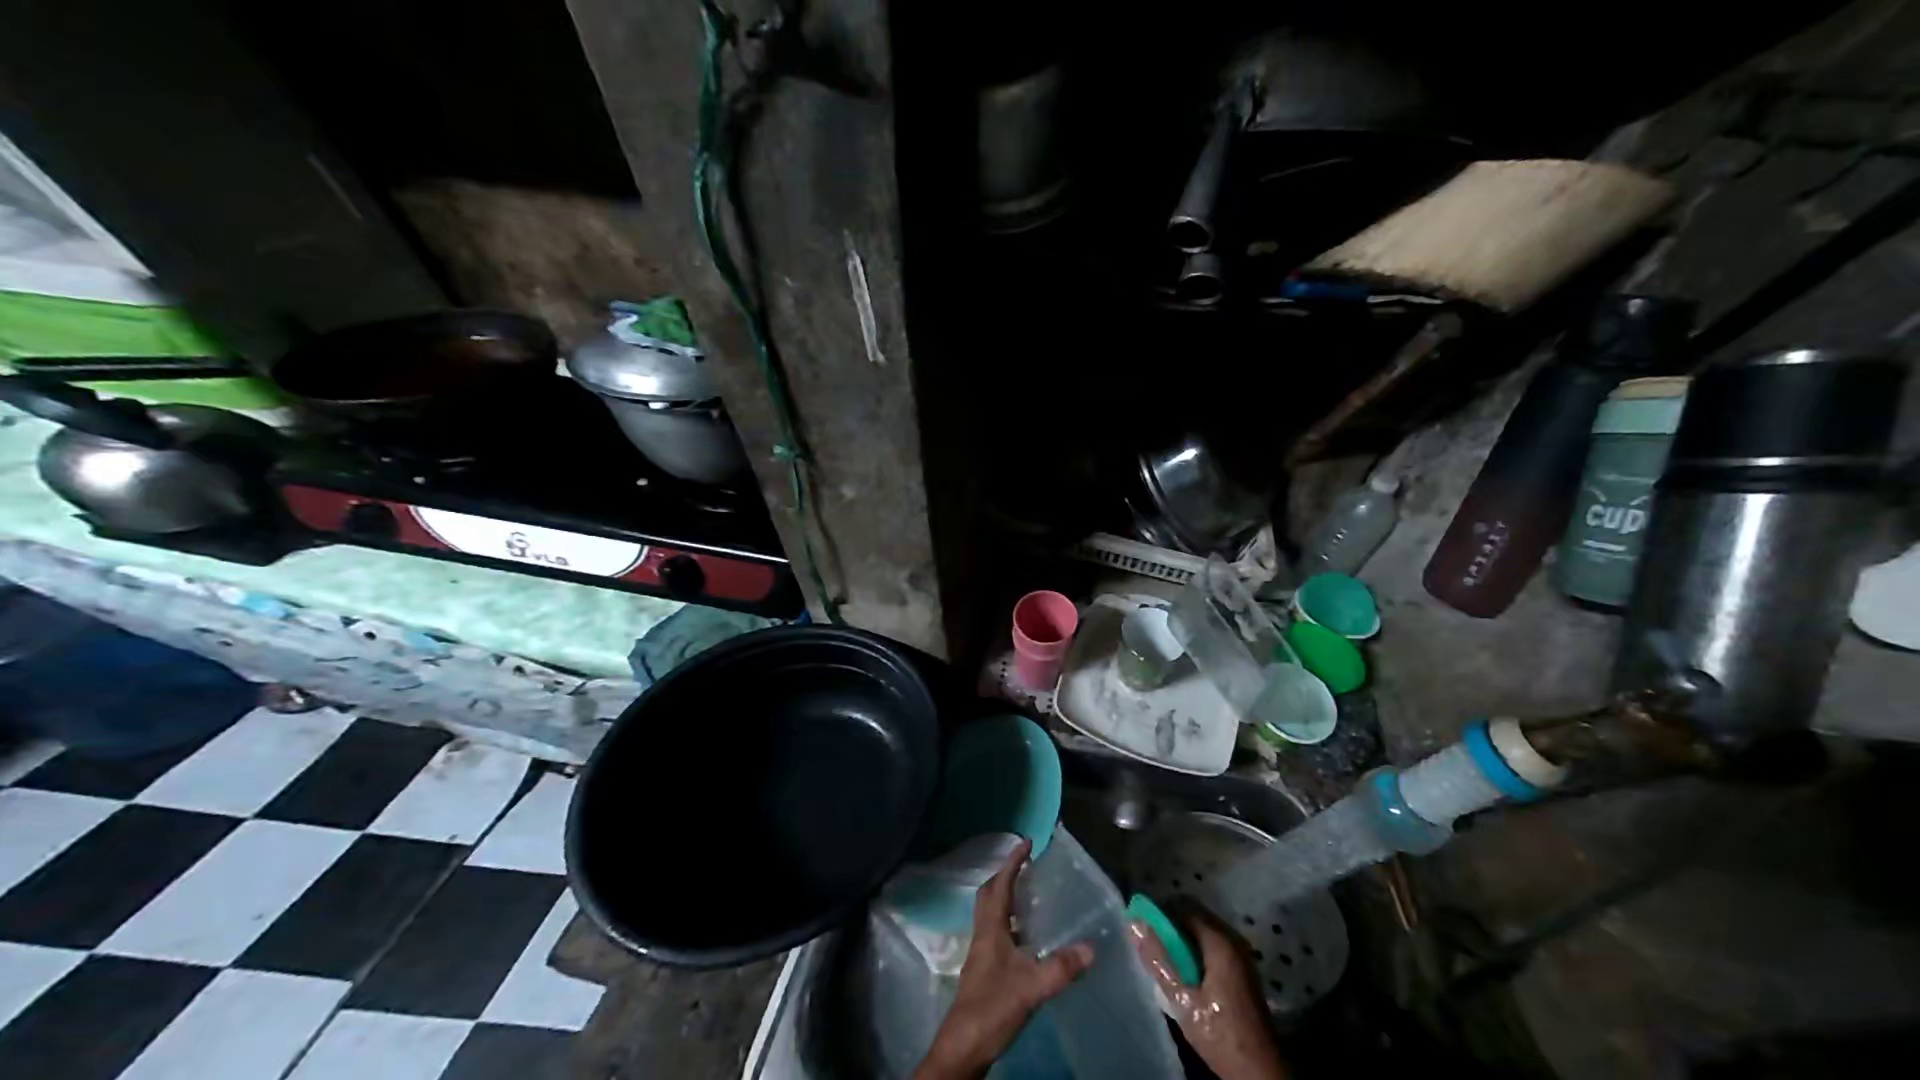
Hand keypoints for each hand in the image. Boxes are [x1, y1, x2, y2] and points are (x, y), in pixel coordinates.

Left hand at [914, 838, 1094, 1079]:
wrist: (963, 1047)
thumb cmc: (991, 1009)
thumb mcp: (1030, 988)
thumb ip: (1060, 967)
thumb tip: (1091, 947)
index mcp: (990, 930)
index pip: (1000, 885)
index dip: (1013, 862)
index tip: (1027, 842)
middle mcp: (983, 935)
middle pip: (990, 895)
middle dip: (1007, 876)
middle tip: (1029, 867)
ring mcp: (982, 954)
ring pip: (993, 916)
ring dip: (1010, 901)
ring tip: (1034, 898)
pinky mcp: (985, 972)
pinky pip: (999, 935)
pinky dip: (1013, 927)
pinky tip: (1031, 941)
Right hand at [1129, 905, 1288, 1079]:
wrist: (1260, 1073)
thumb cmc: (1219, 1034)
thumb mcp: (1182, 999)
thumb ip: (1158, 959)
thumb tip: (1133, 923)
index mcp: (1220, 942)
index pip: (1183, 906)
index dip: (1158, 912)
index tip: (1138, 926)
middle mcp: (1233, 940)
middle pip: (1193, 916)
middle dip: (1168, 926)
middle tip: (1147, 944)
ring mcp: (1240, 956)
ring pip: (1201, 932)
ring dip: (1179, 940)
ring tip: (1160, 960)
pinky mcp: (1240, 971)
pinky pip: (1210, 946)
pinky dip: (1192, 951)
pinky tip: (1181, 974)